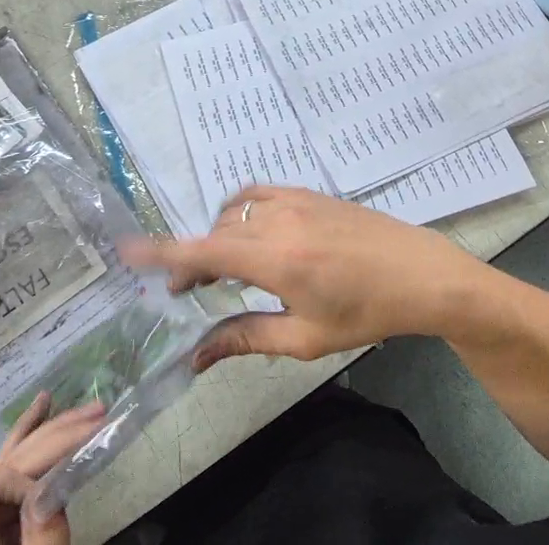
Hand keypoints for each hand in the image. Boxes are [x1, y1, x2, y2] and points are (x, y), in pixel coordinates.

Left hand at [0, 392, 106, 544]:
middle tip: (98, 419)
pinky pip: (16, 477)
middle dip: (50, 441)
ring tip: (89, 410)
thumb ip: (42, 542)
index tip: (53, 496)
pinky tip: (46, 408)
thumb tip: (48, 491)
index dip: (13, 483)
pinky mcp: (8, 528)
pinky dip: (34, 443)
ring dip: (51, 434)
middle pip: (1, 469)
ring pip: (10, 466)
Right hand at [119, 185, 491, 367]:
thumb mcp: (304, 338)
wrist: (422, 275)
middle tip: (190, 295)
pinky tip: (251, 237)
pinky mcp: (310, 193)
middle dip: (195, 263)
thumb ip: (245, 339)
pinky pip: (259, 196)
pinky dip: (241, 214)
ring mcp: (295, 200)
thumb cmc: (366, 313)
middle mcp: (277, 220)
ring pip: (235, 215)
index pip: (201, 252)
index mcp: (273, 258)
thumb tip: (196, 356)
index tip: (126, 250)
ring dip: (220, 239)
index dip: (160, 253)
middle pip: (215, 235)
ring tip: (222, 272)